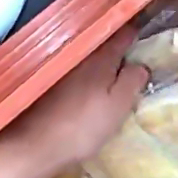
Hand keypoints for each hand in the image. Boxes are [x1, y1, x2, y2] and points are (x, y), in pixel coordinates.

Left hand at [2, 26, 147, 169]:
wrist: (33, 145)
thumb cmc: (83, 127)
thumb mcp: (118, 107)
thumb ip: (132, 81)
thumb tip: (142, 65)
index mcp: (102, 58)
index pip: (122, 35)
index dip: (135, 31)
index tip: (144, 31)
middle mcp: (81, 56)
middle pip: (103, 42)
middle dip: (116, 42)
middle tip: (130, 50)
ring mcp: (62, 68)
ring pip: (86, 55)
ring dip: (99, 56)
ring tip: (110, 66)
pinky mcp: (47, 82)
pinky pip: (73, 67)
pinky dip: (83, 70)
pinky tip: (86, 83)